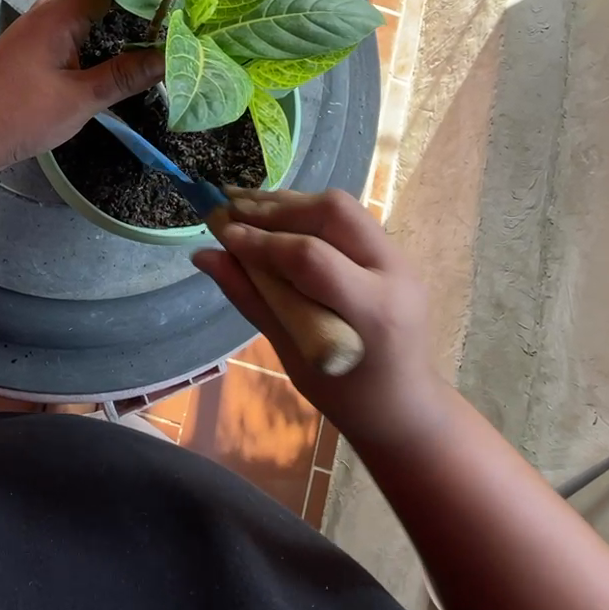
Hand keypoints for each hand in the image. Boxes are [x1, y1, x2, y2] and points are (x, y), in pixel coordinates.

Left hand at [0, 0, 164, 175]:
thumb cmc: (20, 115)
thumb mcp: (80, 99)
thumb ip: (125, 76)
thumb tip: (170, 58)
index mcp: (59, 13)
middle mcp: (46, 11)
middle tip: (171, 14)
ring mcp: (34, 28)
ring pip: (81, 6)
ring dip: (111, 13)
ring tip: (149, 28)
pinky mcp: (29, 47)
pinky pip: (68, 24)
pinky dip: (93, 29)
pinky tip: (110, 48)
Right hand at [192, 189, 454, 449]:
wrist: (405, 406)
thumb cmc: (345, 393)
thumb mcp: (291, 354)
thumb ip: (251, 298)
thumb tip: (203, 256)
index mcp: (373, 312)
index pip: (311, 257)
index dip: (261, 242)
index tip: (222, 233)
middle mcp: (394, 274)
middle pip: (333, 212)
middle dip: (277, 207)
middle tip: (232, 210)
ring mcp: (398, 258)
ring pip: (340, 206)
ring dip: (288, 203)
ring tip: (244, 206)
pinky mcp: (391, 251)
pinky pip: (344, 217)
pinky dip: (303, 212)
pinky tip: (272, 218)